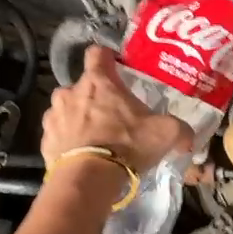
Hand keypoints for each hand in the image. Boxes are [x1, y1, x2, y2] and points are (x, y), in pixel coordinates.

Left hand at [40, 47, 191, 173]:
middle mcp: (69, 92)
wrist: (87, 179)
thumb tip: (188, 137)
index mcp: (98, 81)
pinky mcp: (44, 141)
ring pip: (66, 110)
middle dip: (94, 97)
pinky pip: (58, 135)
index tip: (117, 68)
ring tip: (95, 139)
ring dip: (78, 119)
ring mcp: (53, 117)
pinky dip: (68, 142)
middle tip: (112, 115)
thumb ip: (180, 129)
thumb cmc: (126, 144)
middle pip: (82, 86)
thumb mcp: (165, 133)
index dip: (107, 58)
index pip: (97, 53)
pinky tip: (82, 156)